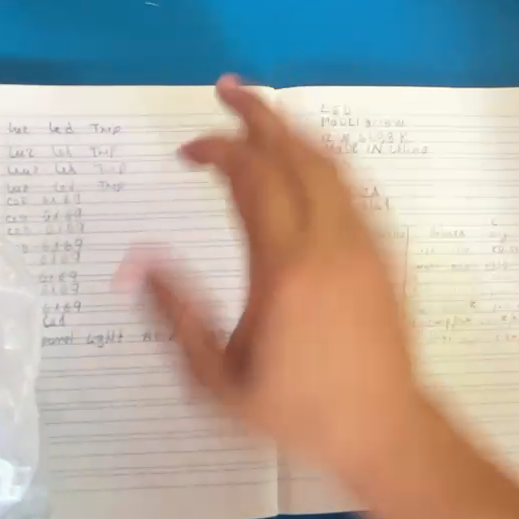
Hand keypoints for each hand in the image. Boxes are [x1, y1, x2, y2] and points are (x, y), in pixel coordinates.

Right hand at [133, 76, 437, 482]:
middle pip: (295, 151)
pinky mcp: (383, 251)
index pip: (250, 178)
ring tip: (259, 114)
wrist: (384, 429)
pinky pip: (353, 186)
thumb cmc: (295, 411)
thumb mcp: (217, 380)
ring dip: (292, 130)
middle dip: (257, 113)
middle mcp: (328, 241)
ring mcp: (363, 242)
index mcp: (283, 267)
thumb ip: (175, 314)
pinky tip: (304, 160)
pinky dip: (323, 159)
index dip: (217, 149)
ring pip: (330, 162)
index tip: (187, 152)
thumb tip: (134, 261)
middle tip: (224, 89)